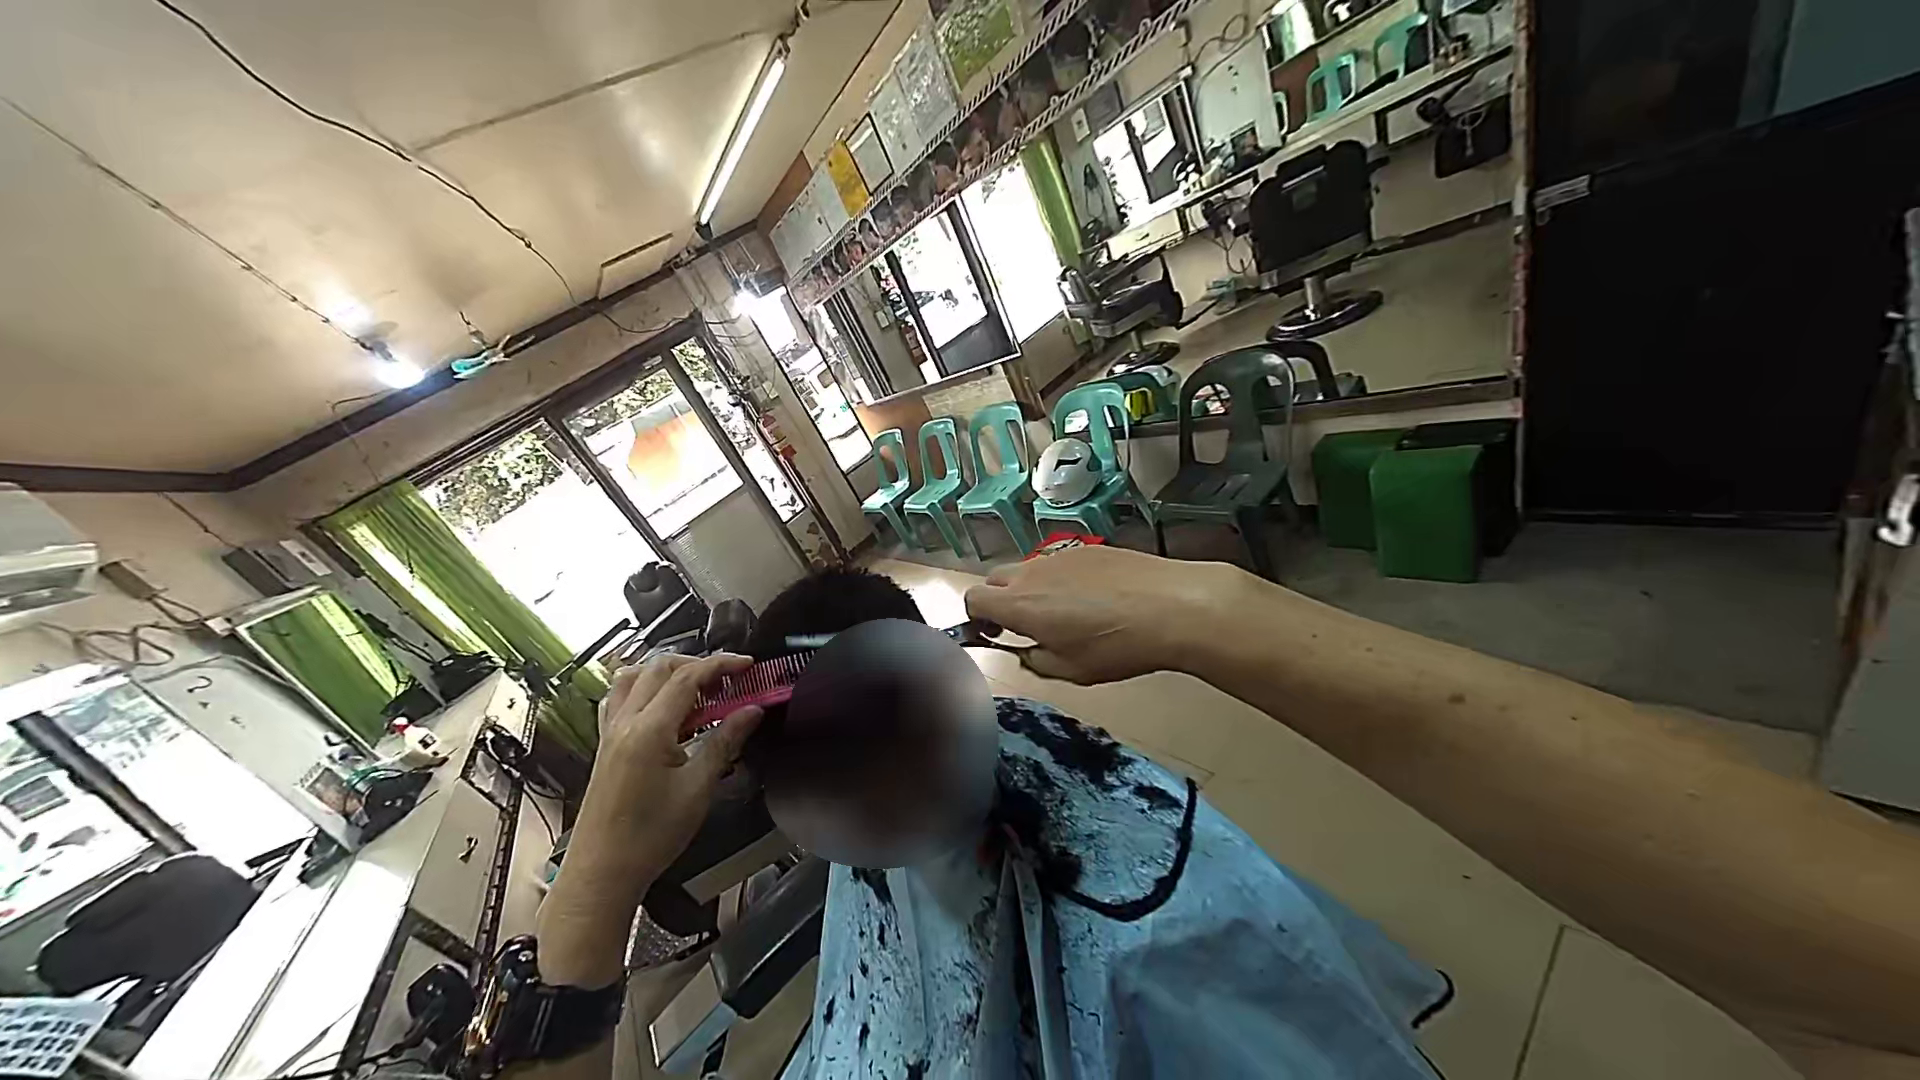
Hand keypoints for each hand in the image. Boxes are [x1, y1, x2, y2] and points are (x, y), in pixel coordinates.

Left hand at [581, 652, 763, 887]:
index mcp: (648, 730)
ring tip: (697, 688)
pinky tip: (664, 707)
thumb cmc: (649, 837)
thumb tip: (752, 711)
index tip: (746, 665)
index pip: (687, 676)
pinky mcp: (606, 746)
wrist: (602, 874)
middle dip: (698, 663)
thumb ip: (726, 741)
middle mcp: (624, 724)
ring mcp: (610, 733)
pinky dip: (644, 689)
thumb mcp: (699, 787)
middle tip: (728, 678)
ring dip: (668, 672)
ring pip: (634, 676)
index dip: (721, 664)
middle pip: (659, 667)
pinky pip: (620, 699)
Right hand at [963, 546, 1240, 683]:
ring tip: (1065, 613)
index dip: (975, 618)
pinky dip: (1060, 580)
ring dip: (1031, 590)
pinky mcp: (1087, 549)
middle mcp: (1032, 573)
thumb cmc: (1117, 646)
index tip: (994, 634)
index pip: (973, 599)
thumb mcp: (1071, 670)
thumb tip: (1025, 651)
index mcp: (1019, 604)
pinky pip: (1058, 563)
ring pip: (1028, 570)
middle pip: (995, 579)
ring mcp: (1060, 556)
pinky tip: (1093, 598)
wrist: (1172, 606)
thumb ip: (1034, 660)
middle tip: (1025, 625)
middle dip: (999, 600)